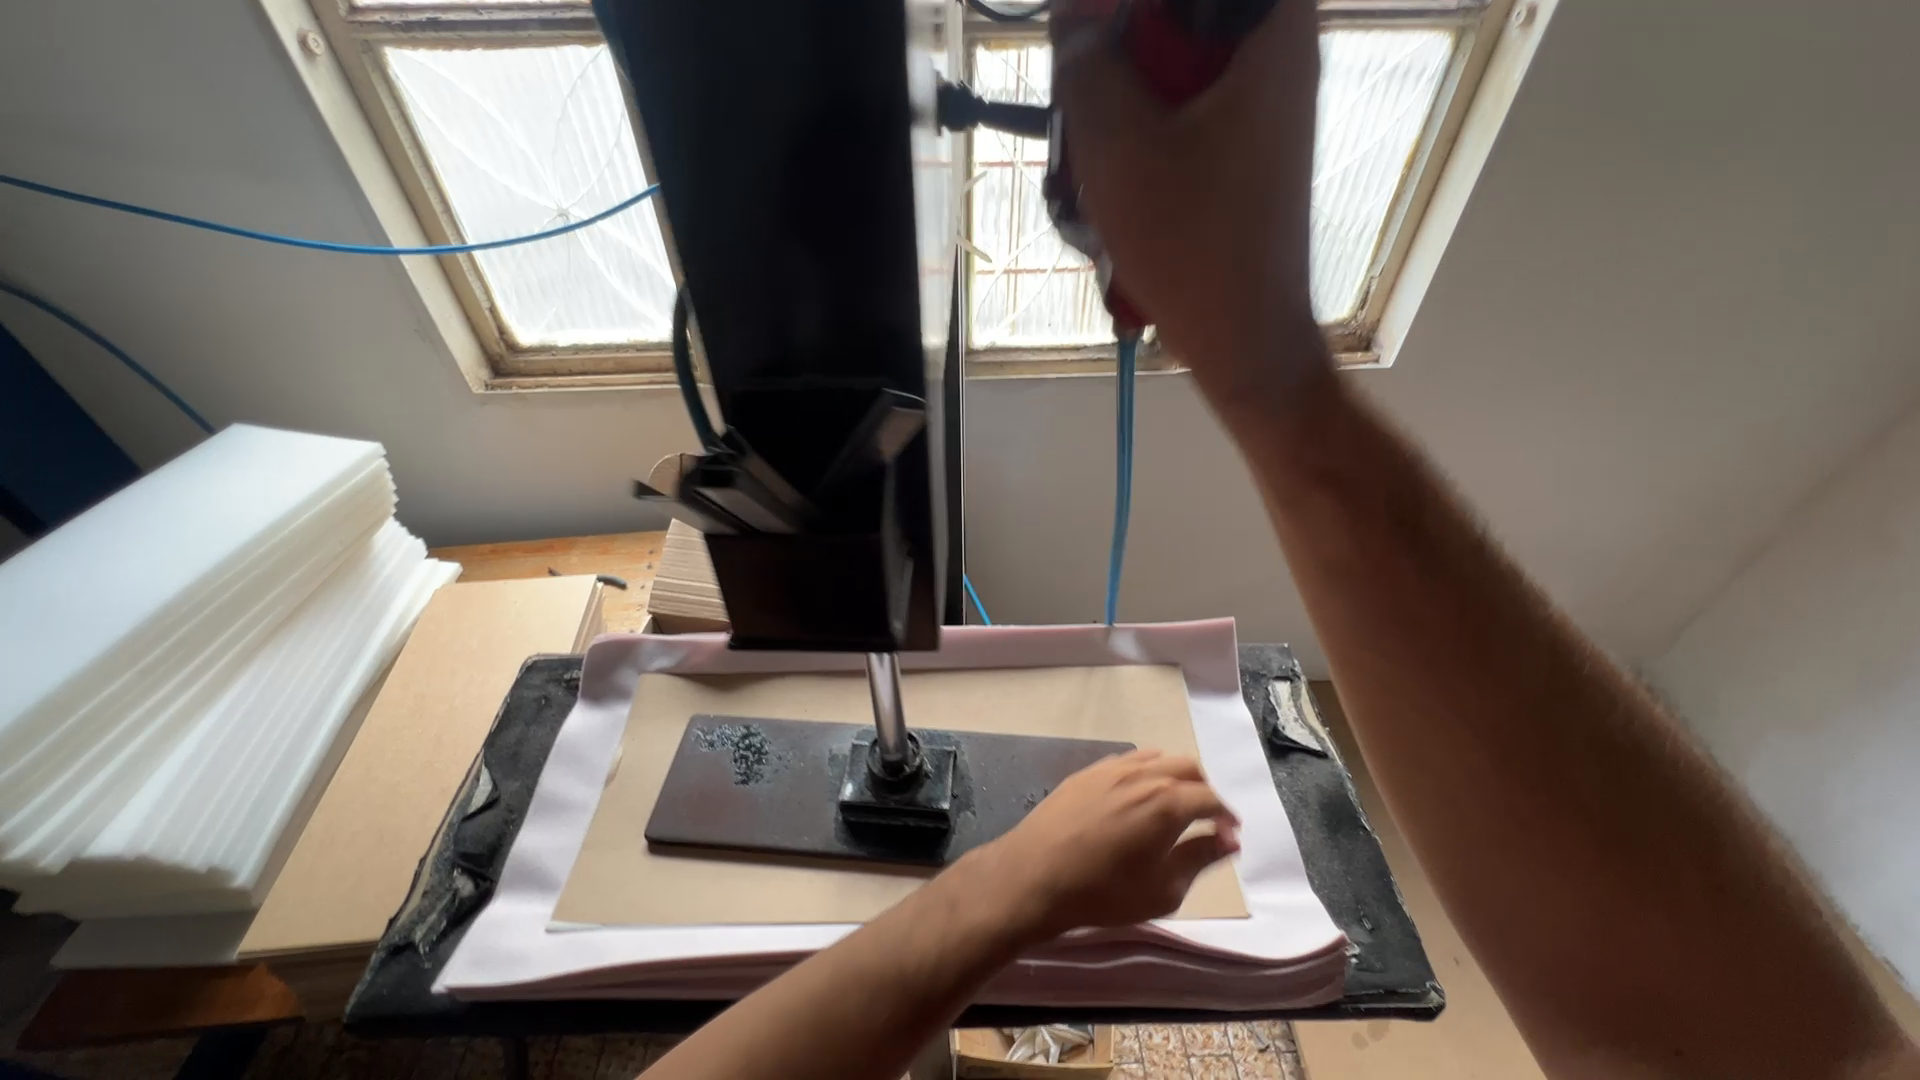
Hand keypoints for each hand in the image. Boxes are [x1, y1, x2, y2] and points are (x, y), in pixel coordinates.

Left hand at [964, 749, 1240, 939]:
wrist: (1035, 876)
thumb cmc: (1103, 892)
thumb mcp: (1163, 889)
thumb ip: (1200, 859)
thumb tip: (1228, 840)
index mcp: (1166, 801)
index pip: (1210, 799)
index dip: (1225, 817)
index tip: (1230, 836)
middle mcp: (1142, 775)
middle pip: (1187, 768)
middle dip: (1204, 791)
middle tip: (1207, 820)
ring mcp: (1110, 768)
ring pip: (1156, 759)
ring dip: (1175, 777)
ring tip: (1175, 806)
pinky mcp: (1086, 773)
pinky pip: (1127, 761)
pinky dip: (1145, 772)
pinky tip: (1139, 797)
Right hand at [1051, 0, 1332, 420]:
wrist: (1243, 336)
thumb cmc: (1189, 242)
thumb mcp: (1118, 148)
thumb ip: (1086, 66)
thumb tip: (1073, 20)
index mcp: (1269, 33)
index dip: (1135, 6)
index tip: (1098, 34)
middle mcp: (1279, 57)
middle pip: (1184, 19)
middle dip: (1123, 54)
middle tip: (1084, 96)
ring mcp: (1266, 109)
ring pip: (1180, 70)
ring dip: (1126, 102)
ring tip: (1092, 152)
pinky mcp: (1247, 152)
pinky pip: (1188, 115)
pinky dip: (1147, 136)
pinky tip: (1116, 181)